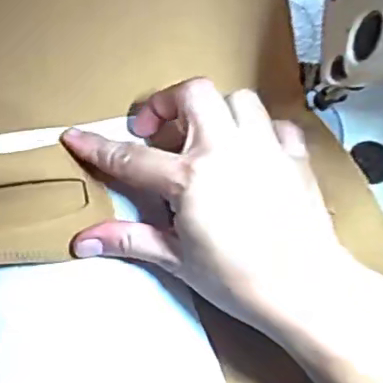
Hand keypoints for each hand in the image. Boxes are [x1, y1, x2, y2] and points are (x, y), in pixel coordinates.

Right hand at [60, 78, 382, 348]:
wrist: (306, 288)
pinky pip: (274, 123)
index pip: (131, 156)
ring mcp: (266, 149)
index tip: (77, 137)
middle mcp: (228, 151)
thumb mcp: (176, 259)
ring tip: (200, 138)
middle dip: (166, 103)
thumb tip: (85, 241)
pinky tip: (245, 154)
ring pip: (237, 98)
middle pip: (193, 93)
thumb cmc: (241, 279)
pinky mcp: (295, 159)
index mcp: (191, 178)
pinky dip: (255, 130)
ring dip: (212, 110)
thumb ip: (128, 239)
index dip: (98, 146)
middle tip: (153, 131)